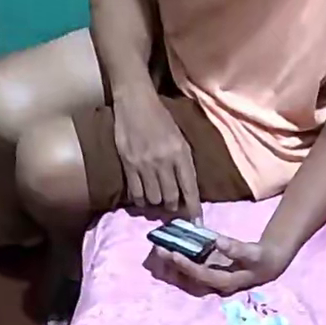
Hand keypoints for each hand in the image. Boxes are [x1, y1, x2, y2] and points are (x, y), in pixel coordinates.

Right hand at [113, 91, 198, 216]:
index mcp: (181, 154)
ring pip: (154, 199)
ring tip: (157, 201)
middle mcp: (164, 161)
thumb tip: (187, 194)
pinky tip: (143, 198)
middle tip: (172, 208)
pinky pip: (136, 194)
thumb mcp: (180, 140)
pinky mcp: (129, 165)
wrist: (135, 100)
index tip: (196, 224)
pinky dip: (141, 201)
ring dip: (157, 205)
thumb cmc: (161, 120)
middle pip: (171, 199)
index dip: (193, 210)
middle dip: (173, 208)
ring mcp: (145, 164)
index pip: (190, 189)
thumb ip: (184, 166)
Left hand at [149, 235, 291, 296]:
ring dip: (172, 264)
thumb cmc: (260, 259)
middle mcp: (213, 284)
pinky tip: (170, 247)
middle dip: (173, 265)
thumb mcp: (253, 254)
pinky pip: (190, 267)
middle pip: (189, 278)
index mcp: (224, 282)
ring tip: (159, 248)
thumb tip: (217, 241)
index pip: (201, 275)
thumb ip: (236, 249)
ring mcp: (209, 278)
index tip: (172, 254)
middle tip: (158, 248)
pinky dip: (179, 258)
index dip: (186, 266)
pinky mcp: (208, 271)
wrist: (266, 265)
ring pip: (186, 275)